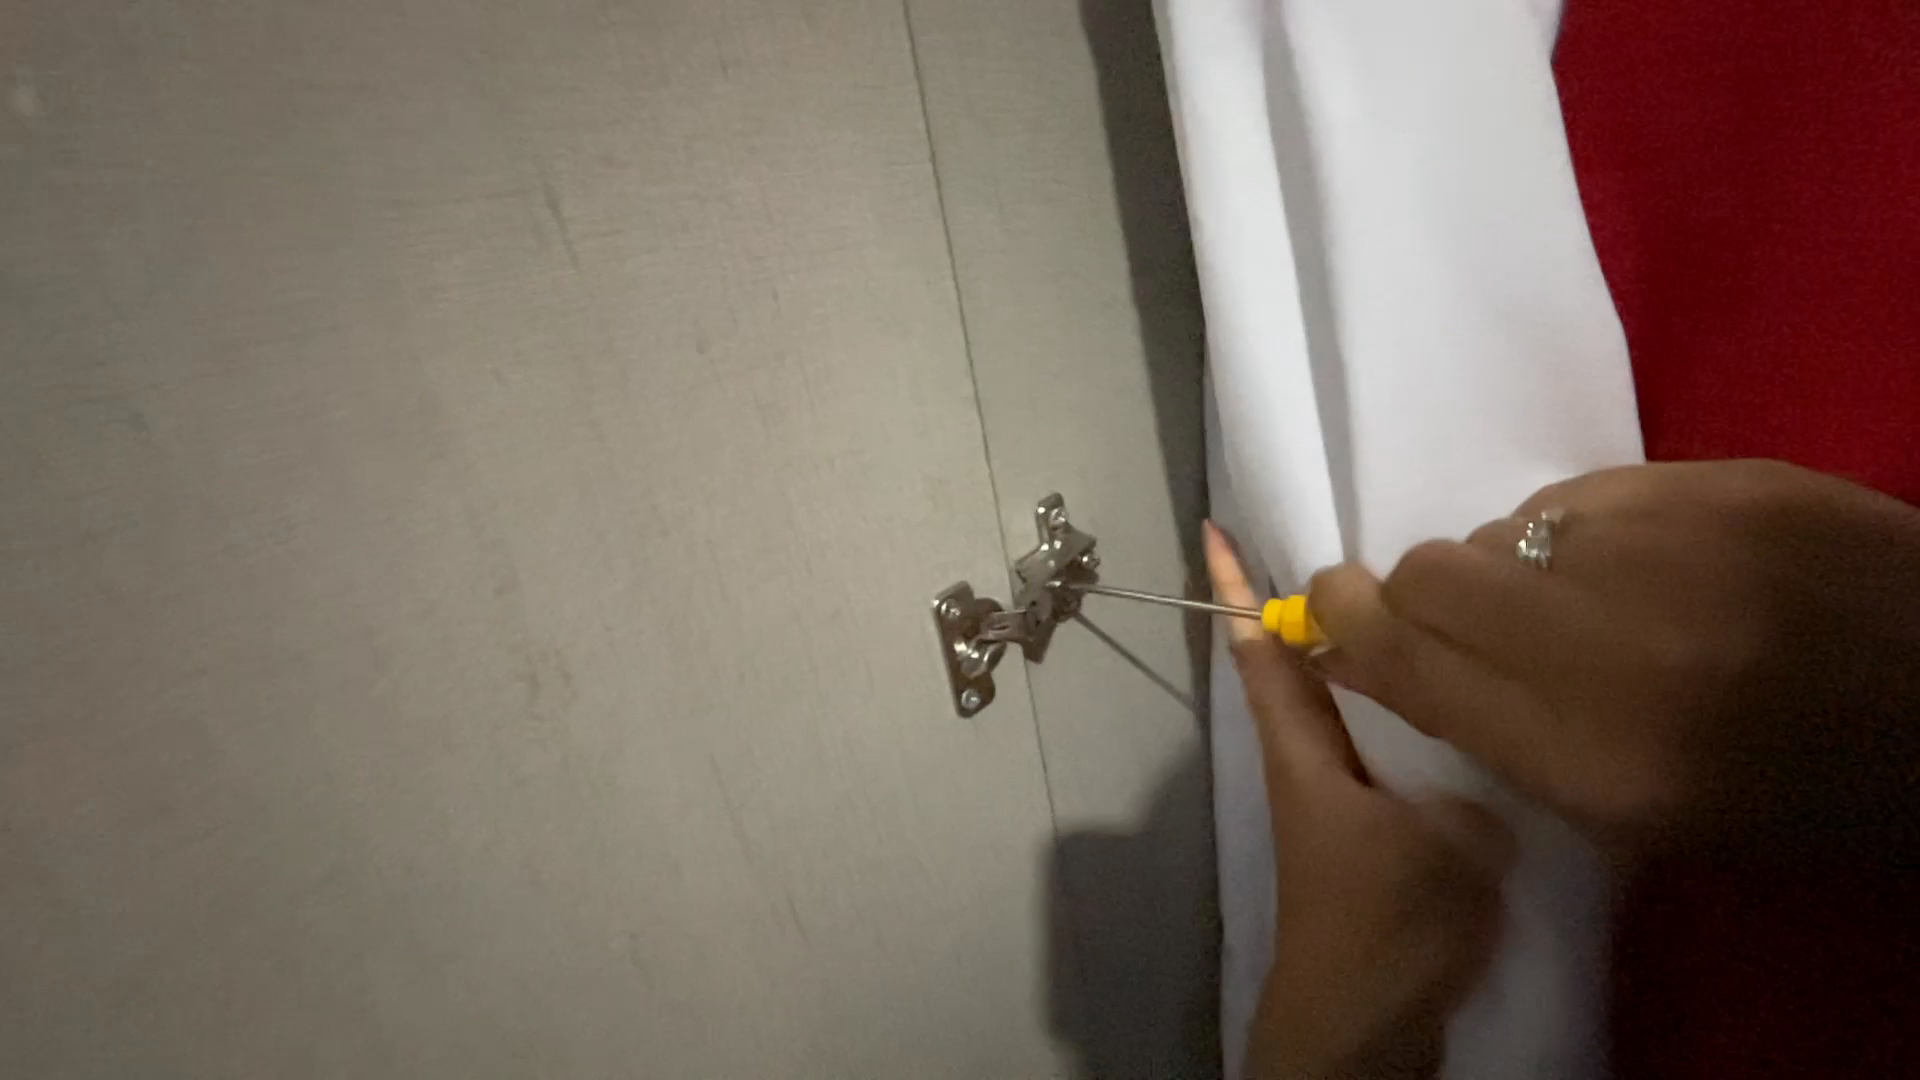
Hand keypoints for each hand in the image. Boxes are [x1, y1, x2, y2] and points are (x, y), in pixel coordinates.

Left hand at [1206, 524, 1512, 1079]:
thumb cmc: (1382, 921)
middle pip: (1298, 658)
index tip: (1214, 531)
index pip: (1256, 646)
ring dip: (1368, 652)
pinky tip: (1455, 698)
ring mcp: (1334, 782)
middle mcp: (1305, 750)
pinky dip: (1405, 707)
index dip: (1231, 586)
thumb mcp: (1443, 845)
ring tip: (1421, 609)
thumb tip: (1465, 753)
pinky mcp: (1367, 814)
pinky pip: (1380, 738)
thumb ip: (1459, 782)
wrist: (1365, 1010)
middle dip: (1317, 604)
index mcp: (1298, 742)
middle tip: (1367, 554)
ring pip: (1343, 695)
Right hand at [1309, 460, 1919, 859]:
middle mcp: (1614, 646)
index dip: (1343, 617)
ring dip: (1512, 566)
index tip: (1330, 606)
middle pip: (1428, 573)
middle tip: (1484, 621)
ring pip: (1497, 529)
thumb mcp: (1607, 802)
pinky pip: (1580, 495)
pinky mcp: (1727, 485)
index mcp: (1586, 752)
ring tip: (1595, 600)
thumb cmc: (1772, 794)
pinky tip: (1655, 564)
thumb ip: (1465, 717)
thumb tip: (1345, 647)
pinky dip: (1586, 530)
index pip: (1398, 651)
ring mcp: (1675, 549)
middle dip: (1428, 594)